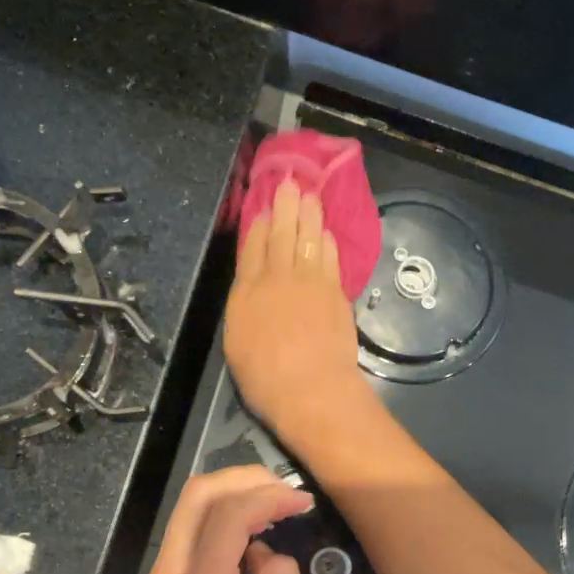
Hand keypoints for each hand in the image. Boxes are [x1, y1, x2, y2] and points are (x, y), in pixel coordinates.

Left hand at [147, 466, 313, 573]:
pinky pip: (191, 521)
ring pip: (191, 502)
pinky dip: (224, 508)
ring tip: (275, 501)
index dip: (268, 497)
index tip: (303, 502)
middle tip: (287, 491)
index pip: (228, 517)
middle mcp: (174, 572)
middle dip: (247, 479)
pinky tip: (254, 521)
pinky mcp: (167, 572)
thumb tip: (264, 548)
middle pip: (199, 494)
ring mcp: (164, 570)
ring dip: (235, 490)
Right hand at [223, 177, 367, 433]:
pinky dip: (327, 242)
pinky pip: (329, 258)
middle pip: (281, 234)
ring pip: (308, 239)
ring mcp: (309, 284)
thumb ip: (245, 311)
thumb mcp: (238, 345)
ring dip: (309, 216)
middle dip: (284, 207)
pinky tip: (326, 233)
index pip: (251, 248)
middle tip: (291, 183)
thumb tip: (252, 292)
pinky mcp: (335, 294)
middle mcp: (277, 279)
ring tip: (310, 196)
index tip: (263, 209)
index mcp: (246, 293)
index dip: (258, 226)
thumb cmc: (266, 379)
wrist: (310, 389)